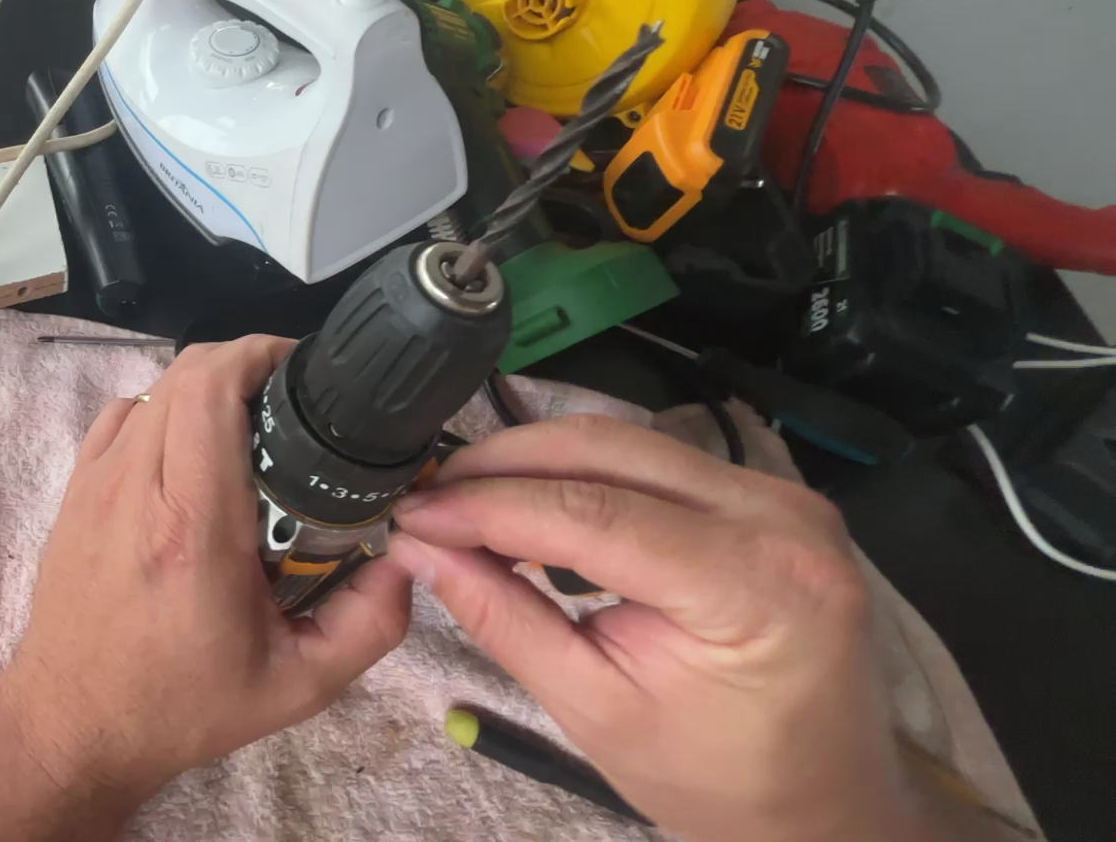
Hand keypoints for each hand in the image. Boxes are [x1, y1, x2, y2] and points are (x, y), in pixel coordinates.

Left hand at [0, 335, 412, 803]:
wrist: (74, 721)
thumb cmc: (183, 703)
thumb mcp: (296, 685)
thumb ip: (368, 624)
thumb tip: (405, 554)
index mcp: (192, 527)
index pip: (210, 391)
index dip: (256, 355)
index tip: (297, 366)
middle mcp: (135, 488)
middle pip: (185, 374)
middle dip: (241, 361)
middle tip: (287, 393)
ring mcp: (95, 481)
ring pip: (155, 388)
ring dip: (205, 385)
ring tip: (246, 420)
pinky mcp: (75, 487)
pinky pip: (124, 415)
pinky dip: (164, 408)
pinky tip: (189, 446)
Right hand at [389, 414, 930, 841]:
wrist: (827, 800)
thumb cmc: (715, 777)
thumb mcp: (592, 709)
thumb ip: (499, 616)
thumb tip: (415, 546)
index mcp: (755, 586)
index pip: (588, 513)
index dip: (484, 506)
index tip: (410, 513)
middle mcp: (777, 515)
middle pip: (598, 448)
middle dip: (495, 464)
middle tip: (428, 498)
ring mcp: (771, 492)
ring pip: (610, 437)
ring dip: (522, 459)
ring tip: (461, 497)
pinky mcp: (750, 488)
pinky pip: (633, 453)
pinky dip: (560, 468)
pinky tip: (519, 497)